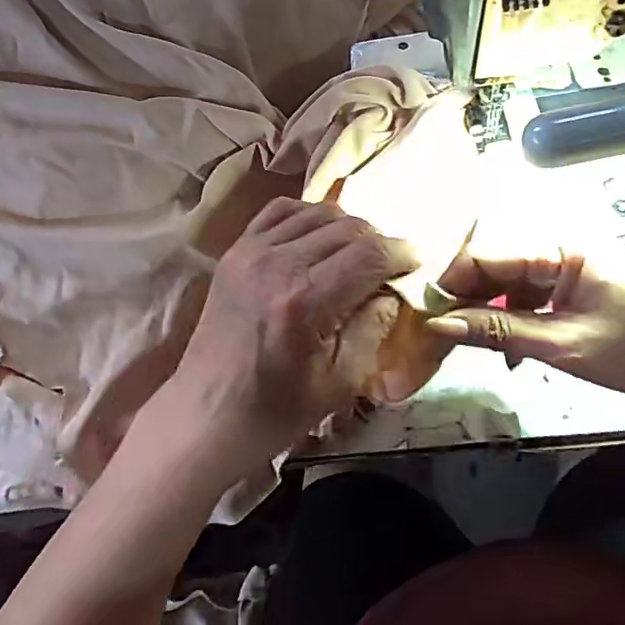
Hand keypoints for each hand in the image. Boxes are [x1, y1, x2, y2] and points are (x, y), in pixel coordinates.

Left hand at [159, 198, 418, 477]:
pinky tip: (318, 236)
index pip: (369, 253)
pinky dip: (307, 215)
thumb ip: (373, 327)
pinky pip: (279, 211)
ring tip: (358, 251)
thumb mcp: (341, 381)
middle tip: (390, 263)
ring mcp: (251, 251)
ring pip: (316, 213)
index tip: (416, 262)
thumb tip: (390, 290)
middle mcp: (278, 263)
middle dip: (378, 241)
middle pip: (347, 227)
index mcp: (306, 300)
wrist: (208, 413)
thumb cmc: (276, 409)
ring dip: (346, 227)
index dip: (401, 254)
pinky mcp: (235, 251)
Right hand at [423, 241, 624, 400]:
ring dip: (491, 311)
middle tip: (442, 331)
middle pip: (496, 262)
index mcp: (560, 245)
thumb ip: (498, 332)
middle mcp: (561, 244)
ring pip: (510, 279)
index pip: (487, 254)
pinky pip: (532, 292)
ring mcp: (570, 263)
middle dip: (468, 296)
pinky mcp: (577, 282)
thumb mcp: (565, 345)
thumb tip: (439, 324)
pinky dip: (516, 317)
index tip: (421, 312)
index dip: (451, 282)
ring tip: (475, 344)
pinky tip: (511, 347)